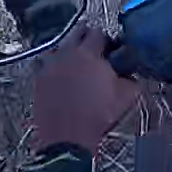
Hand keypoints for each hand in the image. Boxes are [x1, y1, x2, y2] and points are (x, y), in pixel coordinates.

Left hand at [32, 25, 141, 151]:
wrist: (67, 138)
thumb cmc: (98, 115)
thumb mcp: (126, 96)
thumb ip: (131, 79)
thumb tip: (132, 73)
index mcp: (89, 53)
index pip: (98, 33)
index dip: (107, 40)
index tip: (112, 49)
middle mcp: (67, 53)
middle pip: (76, 32)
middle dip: (87, 37)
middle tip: (95, 49)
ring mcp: (50, 65)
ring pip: (59, 45)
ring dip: (69, 48)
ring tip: (77, 60)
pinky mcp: (39, 79)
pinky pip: (46, 62)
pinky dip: (55, 64)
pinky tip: (62, 74)